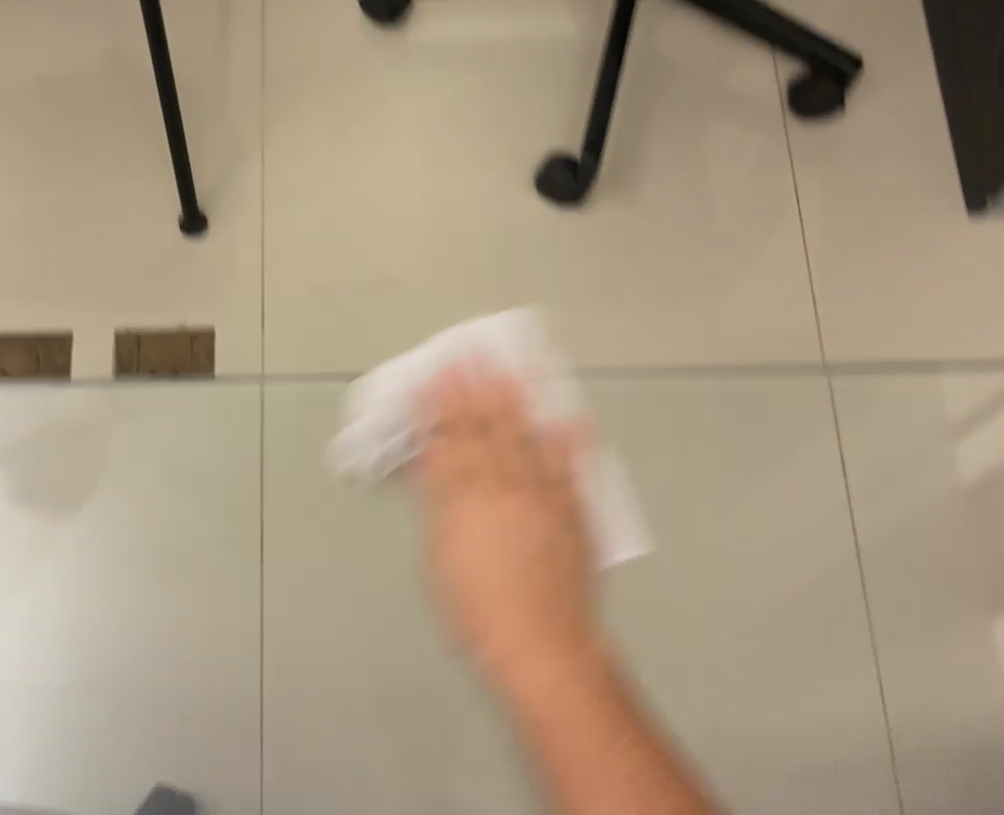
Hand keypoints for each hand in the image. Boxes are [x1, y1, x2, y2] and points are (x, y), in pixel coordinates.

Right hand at [414, 361, 599, 692]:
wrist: (541, 648)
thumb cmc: (474, 610)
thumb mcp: (437, 557)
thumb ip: (436, 506)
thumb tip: (429, 467)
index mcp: (464, 498)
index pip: (449, 439)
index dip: (440, 407)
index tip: (434, 377)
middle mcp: (504, 487)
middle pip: (486, 428)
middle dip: (474, 389)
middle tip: (468, 355)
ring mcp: (544, 496)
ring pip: (526, 436)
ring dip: (515, 399)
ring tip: (509, 367)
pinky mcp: (574, 513)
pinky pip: (573, 468)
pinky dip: (572, 441)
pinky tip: (572, 416)